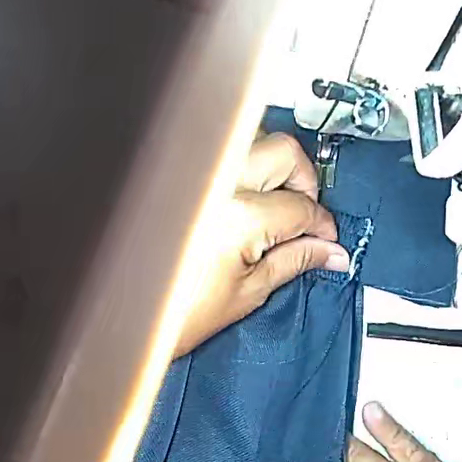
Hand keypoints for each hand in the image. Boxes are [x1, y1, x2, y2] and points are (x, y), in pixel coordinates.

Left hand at [174, 132, 350, 356]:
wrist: (130, 320)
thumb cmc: (177, 315)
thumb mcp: (249, 292)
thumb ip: (295, 261)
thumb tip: (330, 251)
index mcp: (238, 217)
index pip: (301, 206)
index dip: (322, 224)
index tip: (326, 237)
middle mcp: (216, 186)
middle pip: (285, 152)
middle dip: (306, 182)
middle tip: (306, 214)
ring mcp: (195, 179)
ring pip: (251, 140)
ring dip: (272, 166)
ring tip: (275, 203)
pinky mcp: (179, 181)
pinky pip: (221, 154)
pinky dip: (241, 166)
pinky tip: (245, 197)